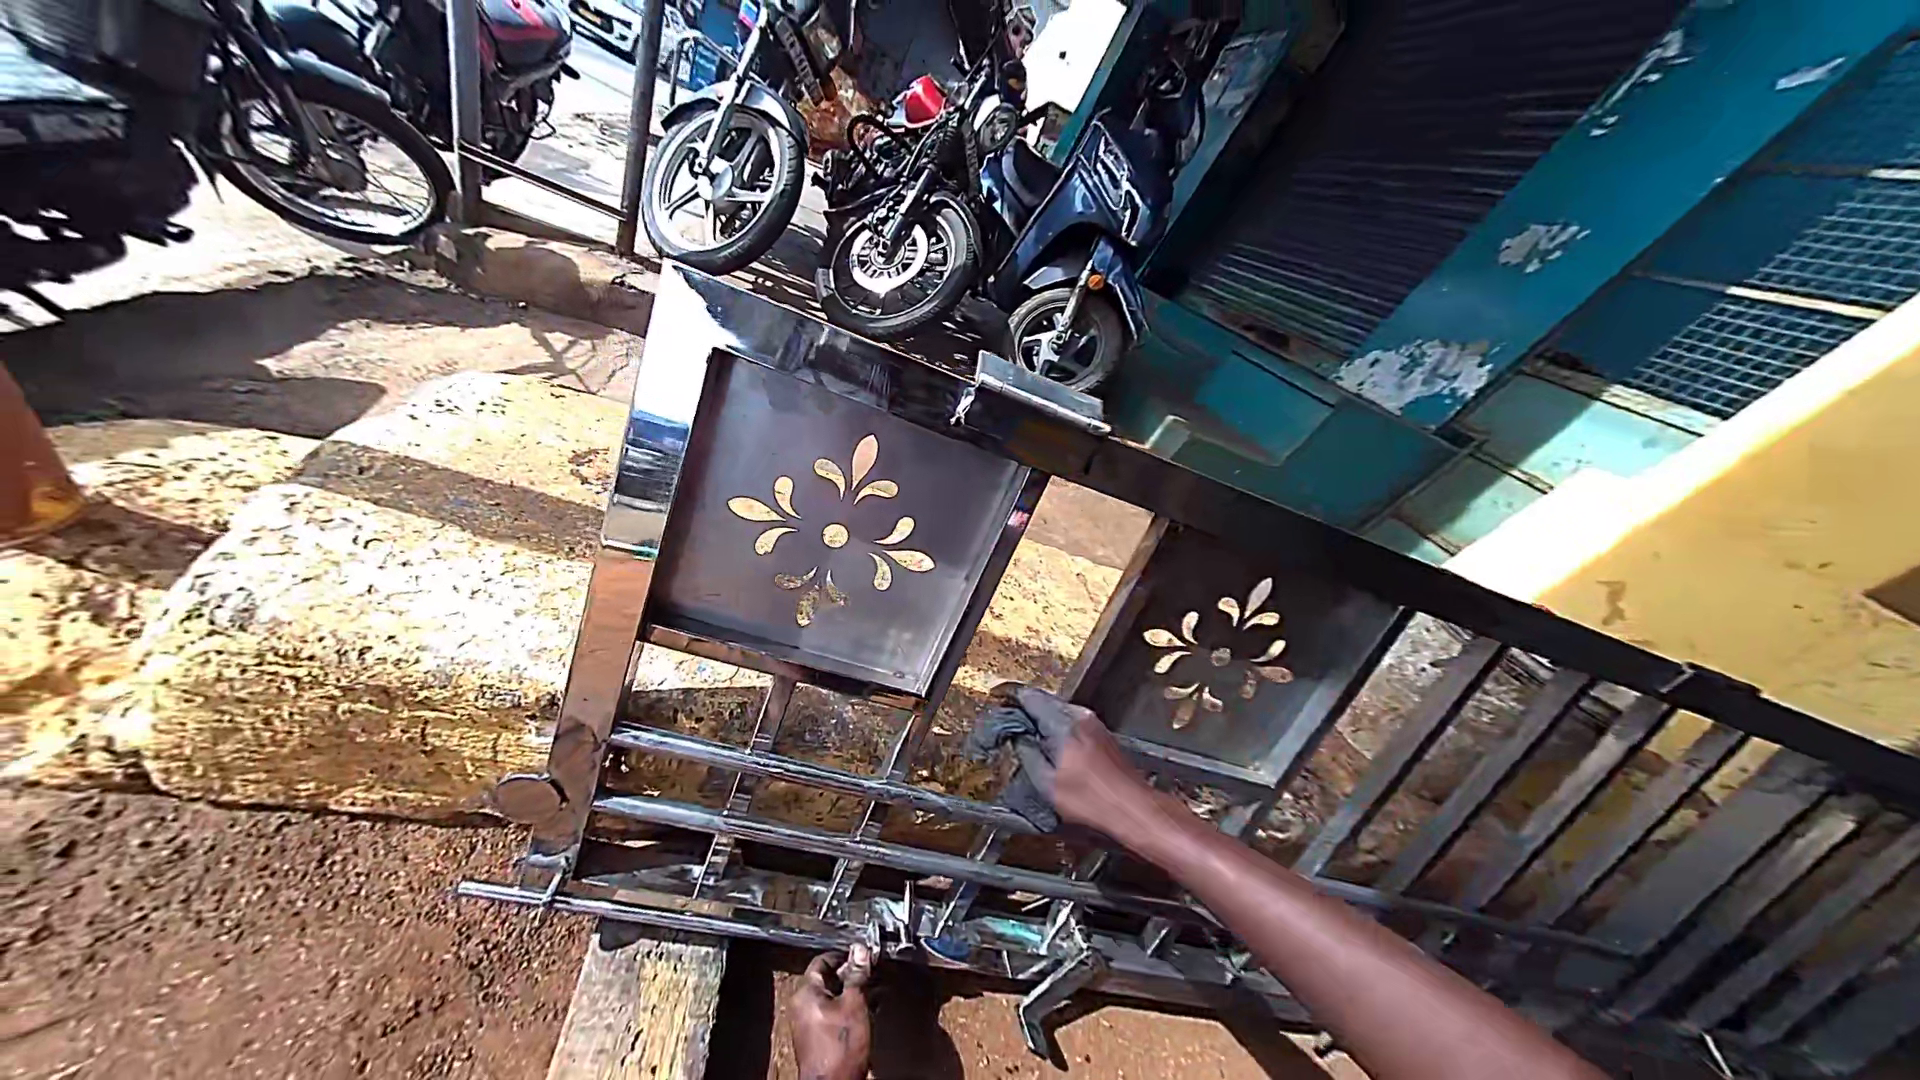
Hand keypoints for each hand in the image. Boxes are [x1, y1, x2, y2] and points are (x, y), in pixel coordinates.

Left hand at [788, 945, 873, 1079]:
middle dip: (854, 974)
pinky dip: (852, 1007)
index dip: (844, 955)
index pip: (823, 960)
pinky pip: (837, 1013)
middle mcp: (804, 1006)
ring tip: (877, 988)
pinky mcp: (821, 1038)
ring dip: (856, 991)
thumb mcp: (854, 1002)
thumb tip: (860, 951)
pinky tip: (871, 1008)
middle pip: (830, 979)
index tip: (862, 954)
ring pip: (836, 996)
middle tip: (872, 970)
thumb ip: (857, 974)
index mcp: (806, 994)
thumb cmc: (839, 1049)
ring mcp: (812, 1023)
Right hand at [1005, 687, 1155, 832]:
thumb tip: (1016, 735)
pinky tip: (1052, 746)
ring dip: (1040, 718)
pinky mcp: (1100, 732)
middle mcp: (1079, 715)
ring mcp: (1092, 722)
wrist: (1132, 807)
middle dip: (1023, 709)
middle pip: (1043, 700)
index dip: (1009, 696)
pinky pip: (1070, 720)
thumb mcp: (1046, 782)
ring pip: (1057, 710)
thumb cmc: (1092, 800)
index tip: (996, 699)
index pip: (1029, 696)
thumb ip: (1027, 752)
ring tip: (1027, 736)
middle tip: (1007, 721)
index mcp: (1062, 723)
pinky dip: (1056, 726)